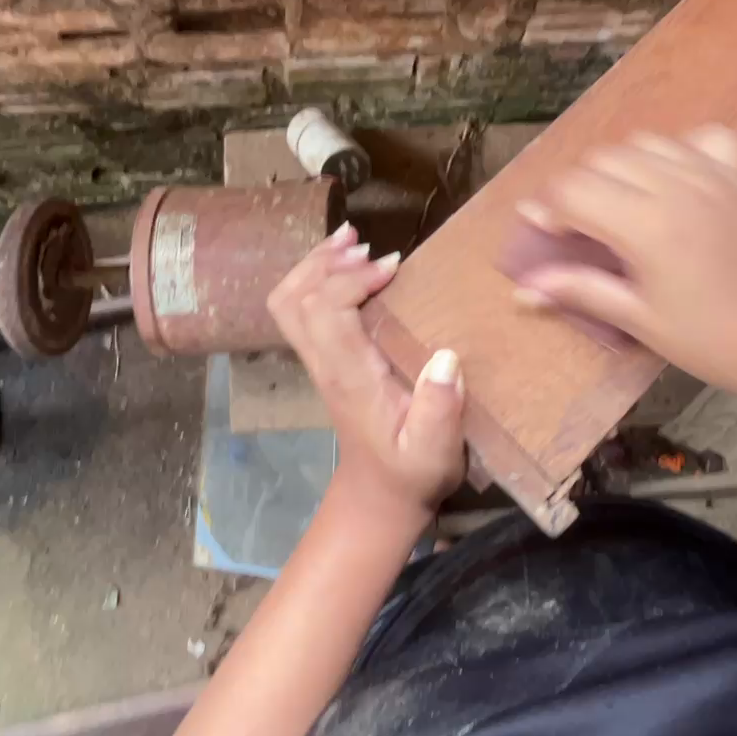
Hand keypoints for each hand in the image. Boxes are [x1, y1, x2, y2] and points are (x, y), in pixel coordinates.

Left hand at [268, 224, 466, 526]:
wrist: (380, 495)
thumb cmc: (412, 473)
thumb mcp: (436, 454)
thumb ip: (440, 411)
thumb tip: (446, 358)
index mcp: (348, 377)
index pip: (326, 311)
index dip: (351, 280)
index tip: (393, 268)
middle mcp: (325, 363)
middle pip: (294, 299)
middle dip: (324, 262)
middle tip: (364, 245)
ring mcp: (320, 359)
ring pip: (290, 301)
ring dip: (316, 265)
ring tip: (352, 240)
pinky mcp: (326, 357)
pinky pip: (303, 308)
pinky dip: (318, 277)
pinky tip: (349, 264)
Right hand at [513, 126, 736, 395]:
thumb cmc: (713, 341)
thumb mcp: (640, 320)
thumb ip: (580, 291)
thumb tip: (522, 288)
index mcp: (646, 225)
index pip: (574, 190)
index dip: (549, 209)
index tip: (547, 233)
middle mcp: (676, 186)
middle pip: (602, 161)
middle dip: (578, 189)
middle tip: (580, 229)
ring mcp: (713, 175)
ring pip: (644, 143)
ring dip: (620, 167)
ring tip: (620, 204)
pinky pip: (701, 138)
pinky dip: (678, 149)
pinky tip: (673, 179)